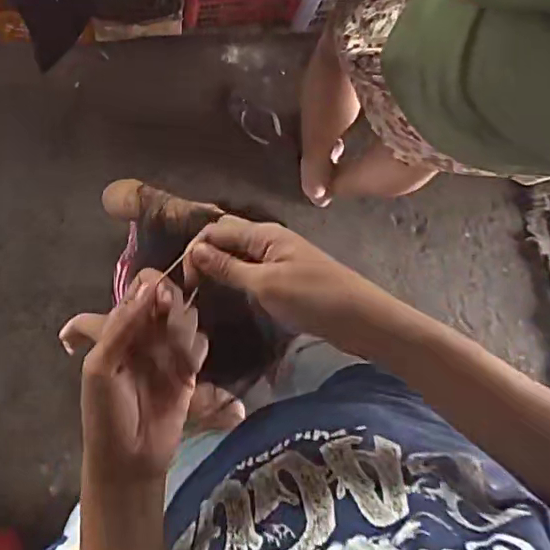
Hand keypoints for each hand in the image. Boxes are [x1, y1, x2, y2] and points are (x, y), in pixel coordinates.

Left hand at [77, 270, 206, 485]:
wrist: (128, 462)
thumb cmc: (105, 413)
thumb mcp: (100, 367)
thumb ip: (121, 325)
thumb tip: (150, 286)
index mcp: (118, 324)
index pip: (141, 286)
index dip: (154, 286)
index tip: (160, 302)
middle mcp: (144, 330)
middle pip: (170, 294)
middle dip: (172, 307)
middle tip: (166, 329)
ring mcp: (167, 349)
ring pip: (188, 316)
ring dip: (183, 332)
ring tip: (173, 360)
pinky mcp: (187, 369)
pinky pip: (200, 343)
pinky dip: (195, 352)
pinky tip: (186, 371)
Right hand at [187, 217, 394, 345]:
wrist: (362, 319)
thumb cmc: (313, 298)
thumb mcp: (265, 285)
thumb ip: (228, 267)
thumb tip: (194, 250)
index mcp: (263, 233)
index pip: (215, 230)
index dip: (195, 250)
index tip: (187, 282)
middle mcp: (269, 238)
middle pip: (226, 236)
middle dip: (204, 253)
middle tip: (193, 285)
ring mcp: (279, 257)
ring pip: (239, 253)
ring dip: (219, 265)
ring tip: (204, 289)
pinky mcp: (286, 276)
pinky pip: (252, 268)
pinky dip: (236, 276)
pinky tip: (230, 293)